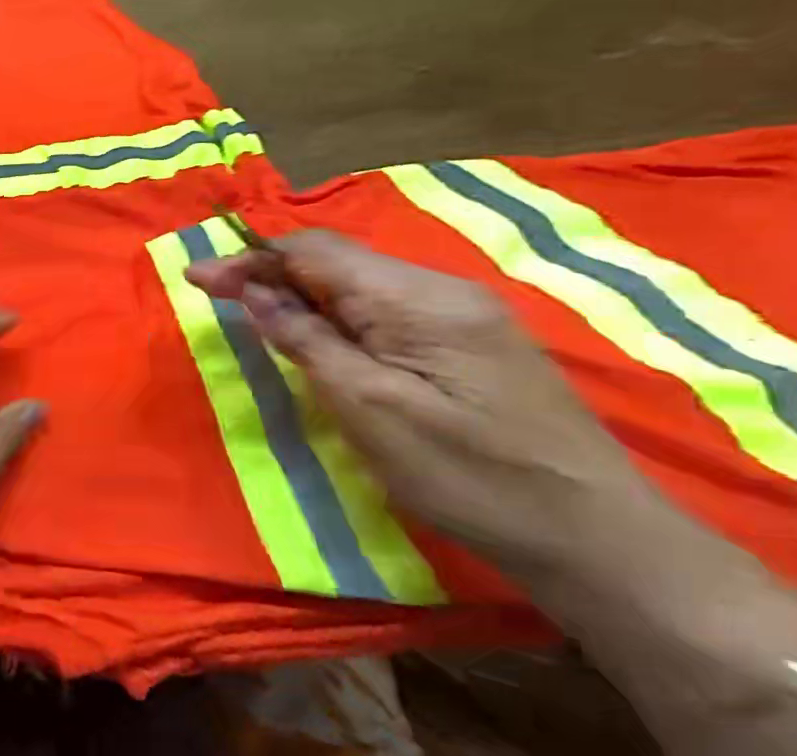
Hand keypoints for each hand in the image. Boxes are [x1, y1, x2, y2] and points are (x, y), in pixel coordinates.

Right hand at [186, 230, 672, 580]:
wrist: (601, 542)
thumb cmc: (473, 479)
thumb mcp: (372, 412)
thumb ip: (309, 341)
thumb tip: (257, 292)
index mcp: (419, 299)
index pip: (315, 253)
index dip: (250, 258)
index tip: (195, 277)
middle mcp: (442, 289)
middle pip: (336, 261)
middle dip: (270, 272)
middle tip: (216, 295)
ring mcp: (463, 314)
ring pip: (359, 284)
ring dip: (302, 294)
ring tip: (256, 315)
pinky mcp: (471, 342)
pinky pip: (385, 309)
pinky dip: (337, 315)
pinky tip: (321, 338)